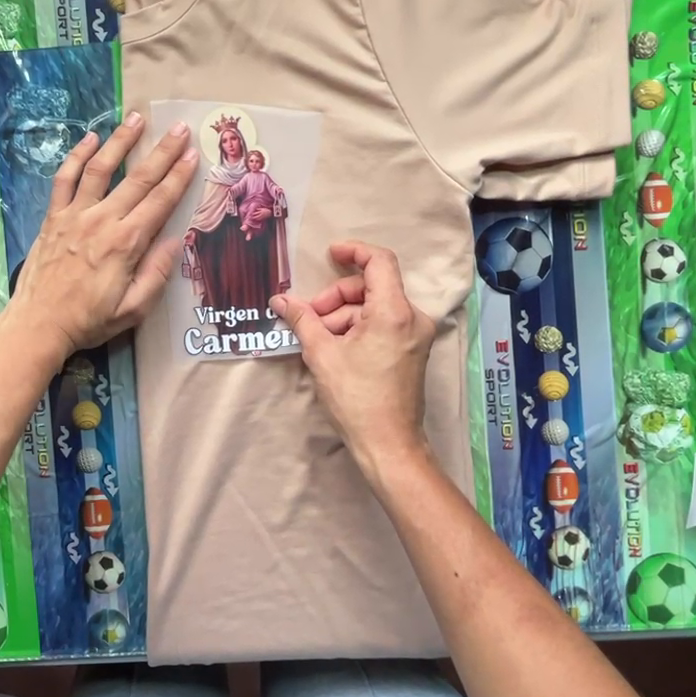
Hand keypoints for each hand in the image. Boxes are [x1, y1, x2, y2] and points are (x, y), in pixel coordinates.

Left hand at [5, 114, 196, 358]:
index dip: (179, 176)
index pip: (160, 201)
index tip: (193, 154)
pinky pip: (65, 179)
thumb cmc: (89, 320)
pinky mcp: (54, 216)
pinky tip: (90, 138)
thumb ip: (156, 273)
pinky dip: (77, 156)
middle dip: (162, 151)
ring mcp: (75, 214)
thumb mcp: (133, 309)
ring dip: (121, 141)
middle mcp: (102, 221)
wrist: (39, 324)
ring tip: (138, 118)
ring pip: (101, 169)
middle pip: (138, 179)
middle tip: (179, 128)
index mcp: (126, 243)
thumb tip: (176, 240)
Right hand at [272, 242, 433, 470]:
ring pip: (373, 307)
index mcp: (394, 312)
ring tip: (319, 341)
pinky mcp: (413, 350)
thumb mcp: (321, 354)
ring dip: (343, 317)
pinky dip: (357, 329)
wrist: (388, 445)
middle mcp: (412, 318)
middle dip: (336, 298)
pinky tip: (335, 349)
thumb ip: (302, 319)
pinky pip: (382, 324)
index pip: (379, 262)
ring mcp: (416, 335)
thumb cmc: (356, 399)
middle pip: (371, 286)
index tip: (330, 253)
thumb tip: (279, 299)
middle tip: (311, 318)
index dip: (353, 251)